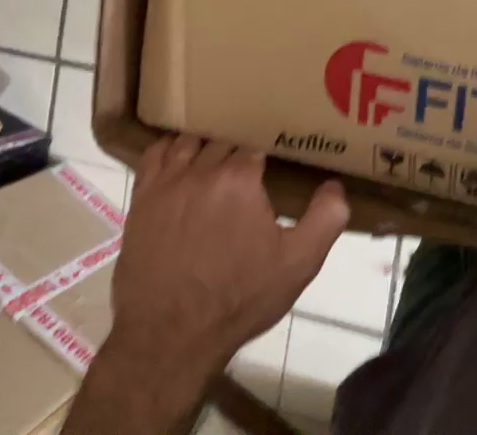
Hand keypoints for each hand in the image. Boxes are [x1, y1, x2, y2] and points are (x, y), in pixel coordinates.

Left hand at [66, 137, 348, 434]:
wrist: (170, 337)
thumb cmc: (239, 299)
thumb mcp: (298, 264)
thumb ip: (326, 218)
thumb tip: (335, 185)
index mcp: (240, 179)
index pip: (257, 142)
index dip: (268, 149)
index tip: (276, 161)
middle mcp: (202, 170)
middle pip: (224, 140)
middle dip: (239, 148)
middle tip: (251, 165)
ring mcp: (167, 184)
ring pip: (190, 142)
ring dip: (206, 145)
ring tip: (217, 160)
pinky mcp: (141, 200)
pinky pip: (154, 155)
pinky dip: (170, 150)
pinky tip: (180, 161)